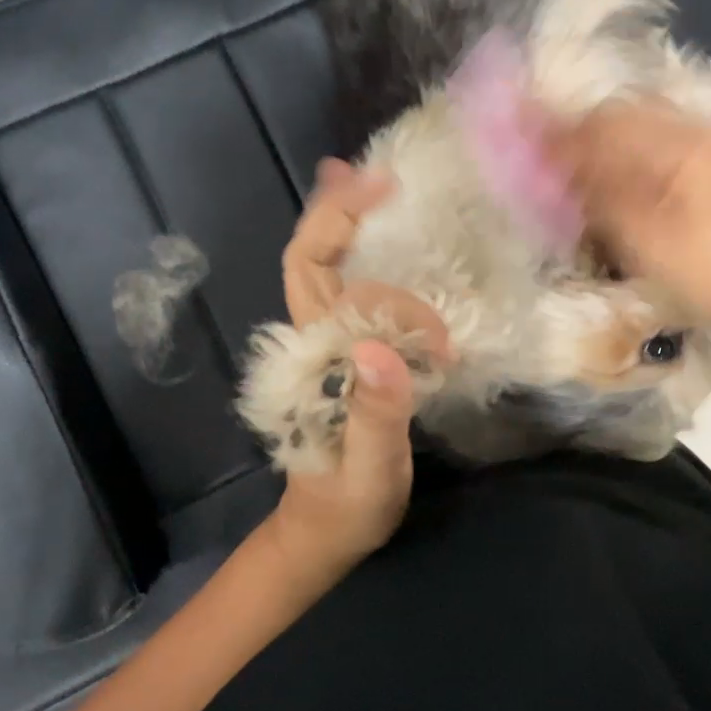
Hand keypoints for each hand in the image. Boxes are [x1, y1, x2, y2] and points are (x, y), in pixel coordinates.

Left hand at [265, 160, 456, 572]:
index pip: (315, 274)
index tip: (381, 191)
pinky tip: (398, 247)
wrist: (326, 533)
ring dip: (350, 226)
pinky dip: (374, 261)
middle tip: (378, 176)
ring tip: (379, 186)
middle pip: (313, 259)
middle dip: (336, 212)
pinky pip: (361, 298)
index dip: (335, 225)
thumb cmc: (346, 507)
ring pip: (333, 273)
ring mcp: (335, 348)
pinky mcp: (355, 361)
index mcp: (316, 357)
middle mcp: (318, 340)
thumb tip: (381, 348)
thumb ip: (376, 416)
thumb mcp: (369, 473)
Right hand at [552, 101, 710, 342]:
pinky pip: (654, 150)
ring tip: (569, 180)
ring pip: (636, 134)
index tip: (518, 150)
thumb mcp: (649, 240)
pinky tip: (611, 188)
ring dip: (597, 150)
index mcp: (676, 144)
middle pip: (617, 121)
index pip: (598, 124)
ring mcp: (708, 148)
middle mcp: (693, 133)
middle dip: (574, 139)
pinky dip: (623, 162)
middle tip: (541, 167)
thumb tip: (551, 168)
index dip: (553, 136)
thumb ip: (597, 196)